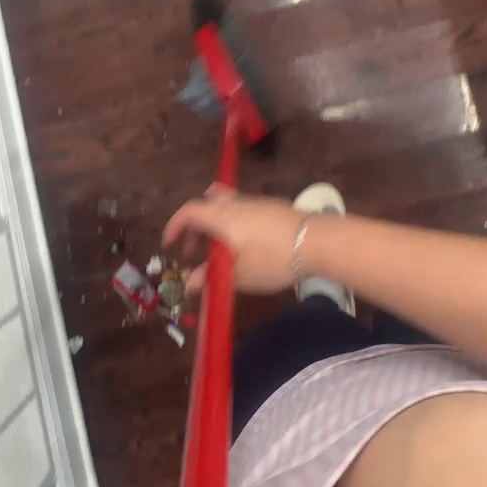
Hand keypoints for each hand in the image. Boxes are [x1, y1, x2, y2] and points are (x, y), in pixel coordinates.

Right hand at [162, 185, 307, 295]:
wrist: (317, 241)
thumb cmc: (273, 259)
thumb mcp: (240, 275)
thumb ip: (213, 277)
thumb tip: (190, 284)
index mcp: (221, 217)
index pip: (189, 212)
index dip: (175, 226)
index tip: (170, 244)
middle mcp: (235, 203)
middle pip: (206, 206)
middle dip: (195, 228)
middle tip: (195, 252)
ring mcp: (256, 202)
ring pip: (225, 204)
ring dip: (215, 224)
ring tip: (219, 247)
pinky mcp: (273, 207)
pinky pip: (243, 209)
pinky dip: (233, 223)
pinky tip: (245, 244)